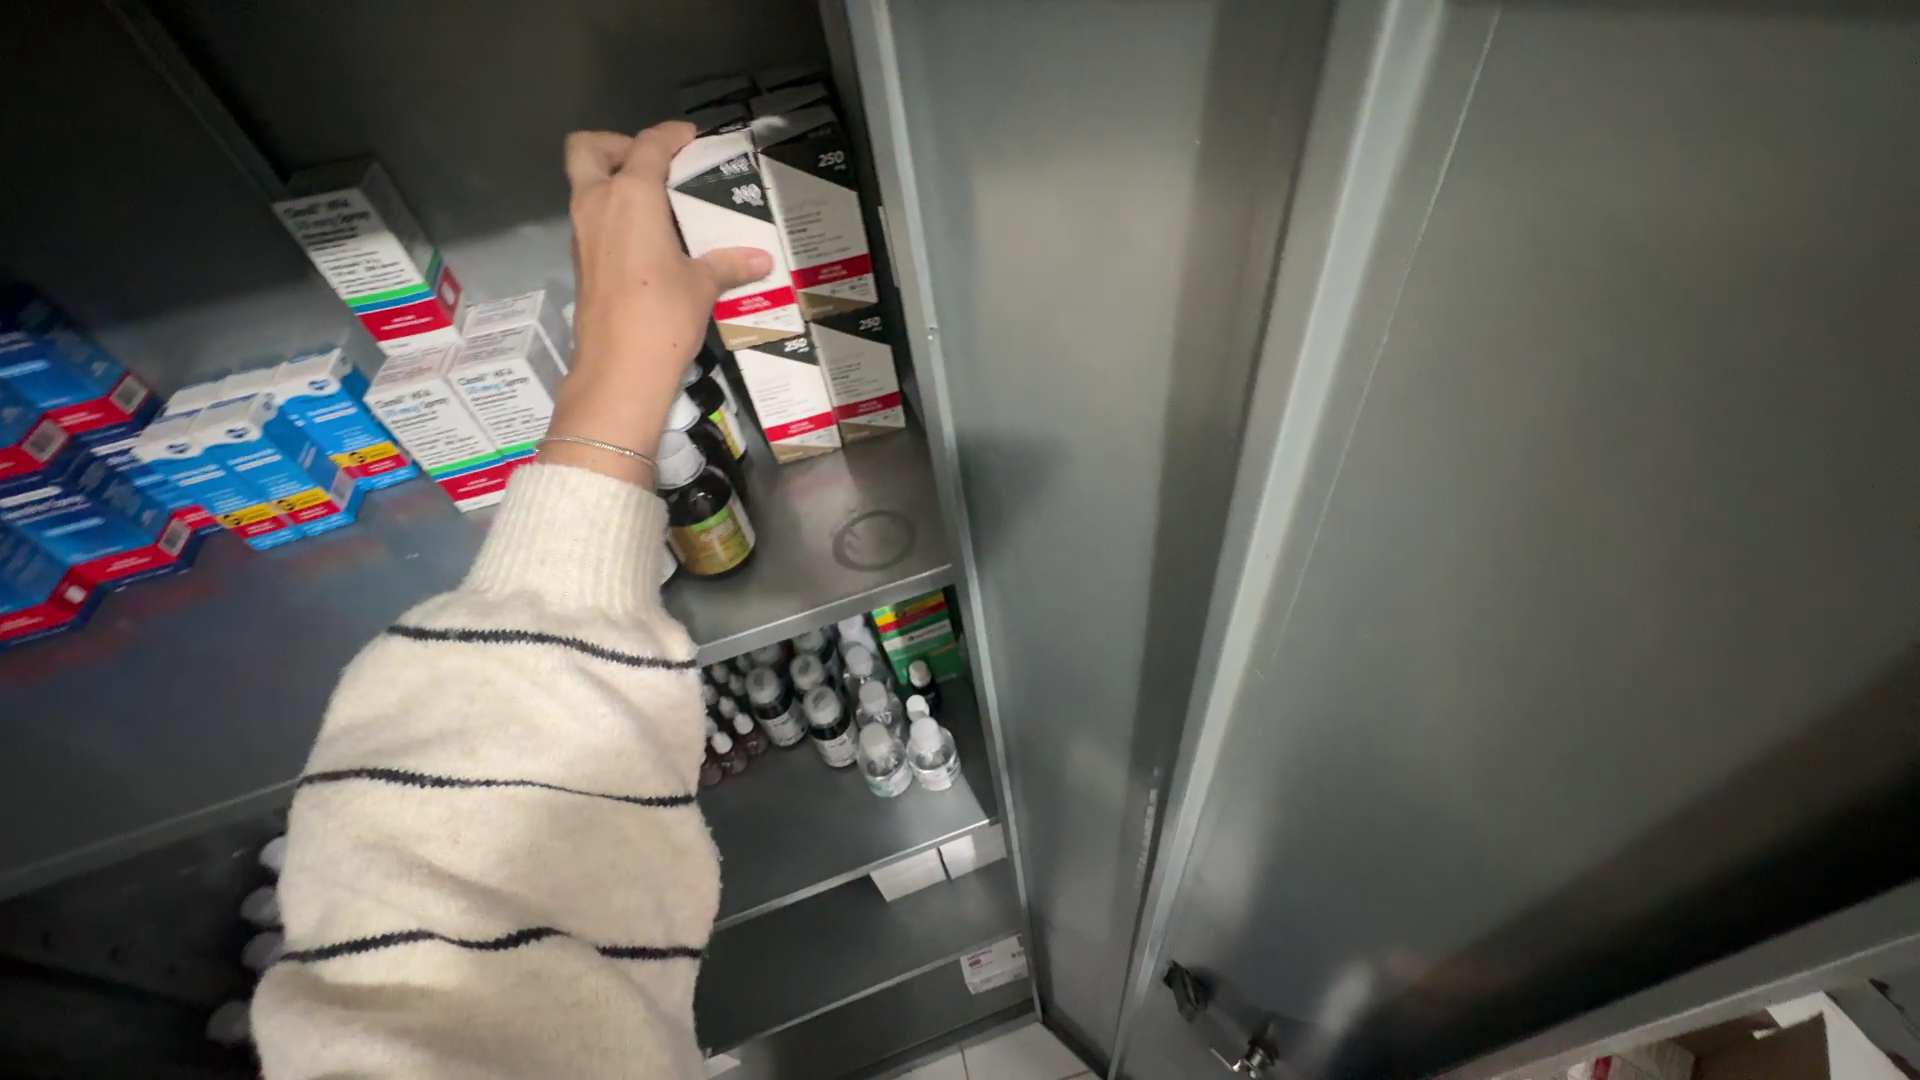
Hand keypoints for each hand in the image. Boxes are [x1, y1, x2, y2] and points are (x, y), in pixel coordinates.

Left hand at [542, 121, 771, 485]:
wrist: (620, 369)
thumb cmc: (664, 316)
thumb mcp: (703, 286)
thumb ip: (728, 263)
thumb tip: (762, 259)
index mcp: (631, 196)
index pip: (647, 146)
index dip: (669, 136)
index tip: (689, 138)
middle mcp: (598, 204)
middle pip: (589, 149)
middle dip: (616, 145)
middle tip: (651, 166)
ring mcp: (583, 233)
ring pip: (587, 186)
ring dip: (614, 183)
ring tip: (657, 206)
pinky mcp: (582, 262)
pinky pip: (594, 221)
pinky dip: (615, 218)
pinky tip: (648, 245)